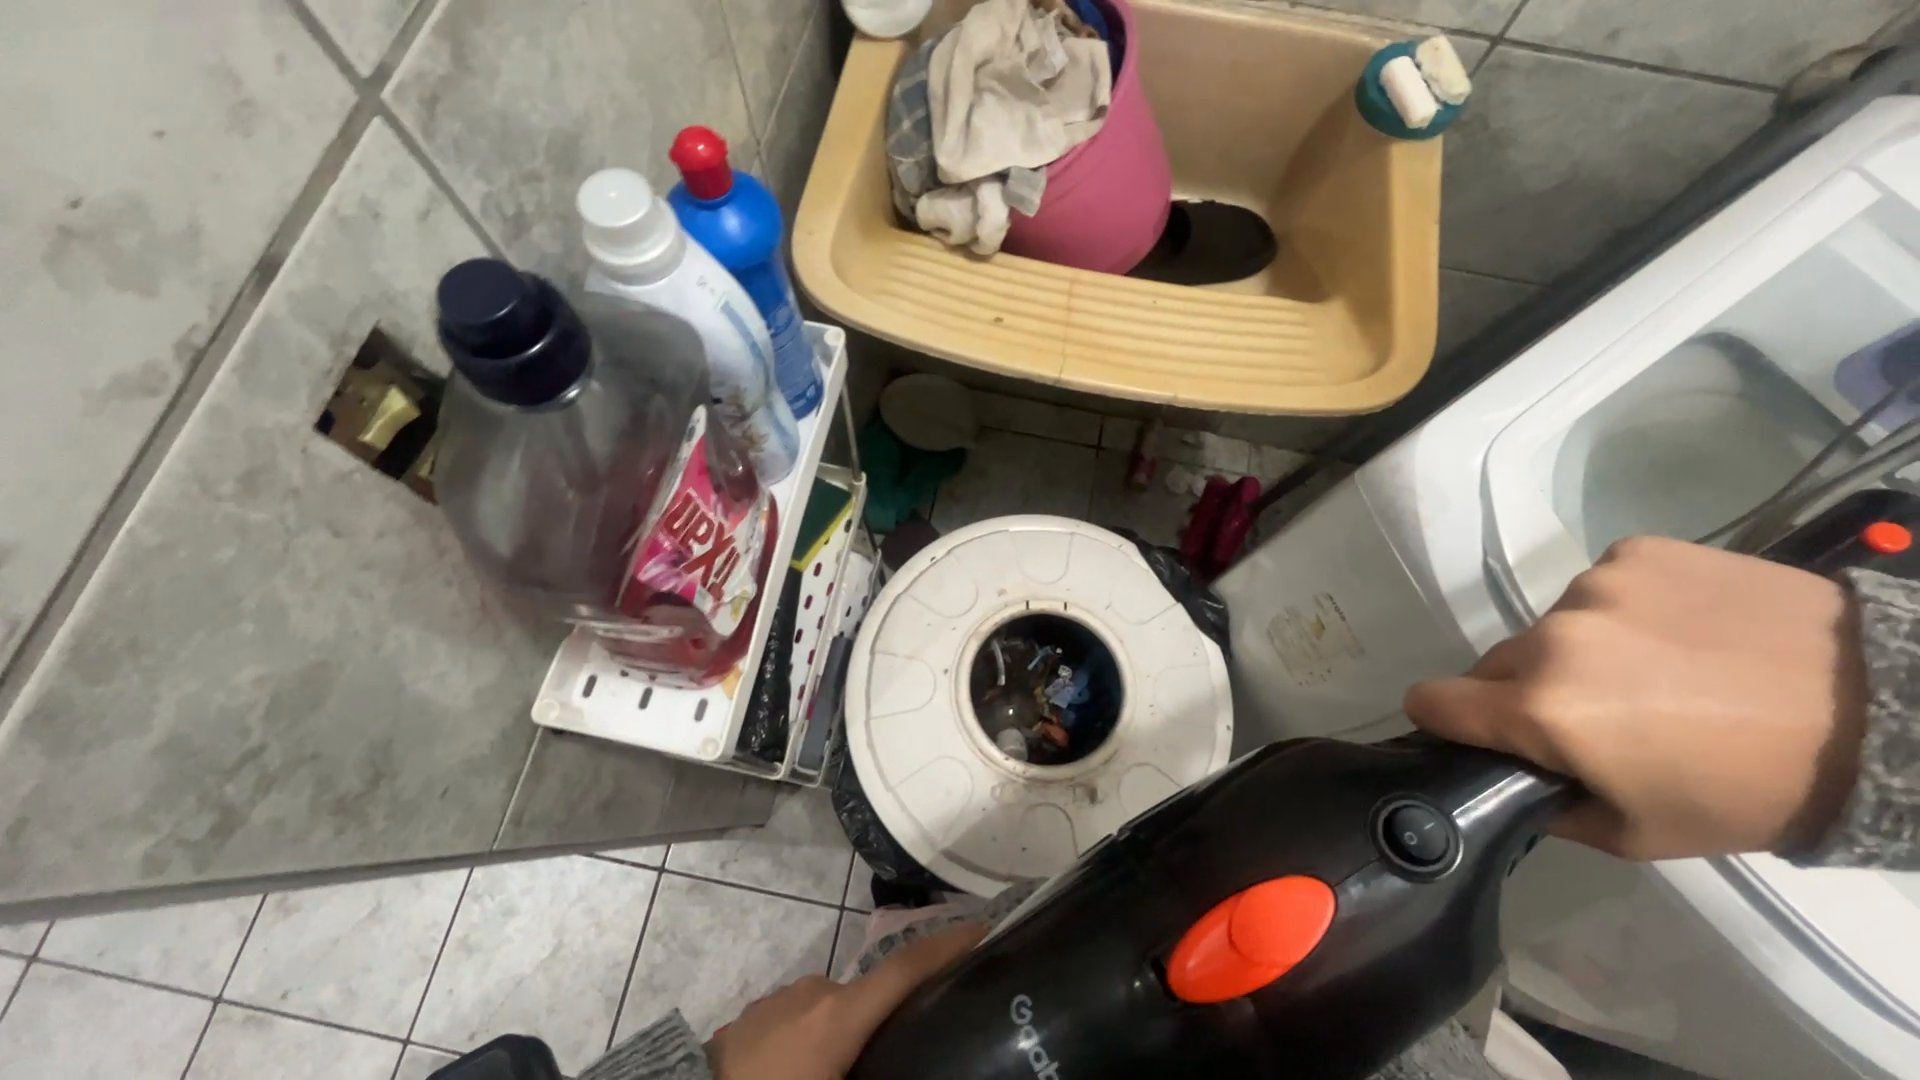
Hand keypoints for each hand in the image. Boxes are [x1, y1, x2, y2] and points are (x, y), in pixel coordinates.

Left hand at [706, 923, 986, 1078]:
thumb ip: (876, 1068)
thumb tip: (910, 1064)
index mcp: (841, 1014)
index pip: (907, 968)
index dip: (948, 946)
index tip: (984, 929)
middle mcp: (815, 992)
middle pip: (867, 998)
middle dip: (884, 1022)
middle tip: (897, 1052)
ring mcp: (779, 999)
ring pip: (828, 1012)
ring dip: (839, 1038)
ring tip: (837, 1074)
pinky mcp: (751, 1016)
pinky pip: (796, 1022)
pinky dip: (807, 1043)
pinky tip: (798, 1076)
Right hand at [1403, 536, 1868, 860]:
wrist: (1892, 715)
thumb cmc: (1751, 791)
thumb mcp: (1637, 833)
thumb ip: (1546, 804)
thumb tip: (1508, 776)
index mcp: (1540, 708)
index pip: (1430, 701)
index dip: (1445, 722)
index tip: (1478, 733)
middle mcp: (1551, 638)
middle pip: (1492, 664)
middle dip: (1523, 691)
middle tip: (1596, 718)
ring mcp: (1595, 586)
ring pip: (1551, 626)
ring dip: (1579, 650)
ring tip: (1658, 672)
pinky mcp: (1640, 553)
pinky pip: (1601, 587)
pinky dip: (1624, 611)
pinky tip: (1683, 633)